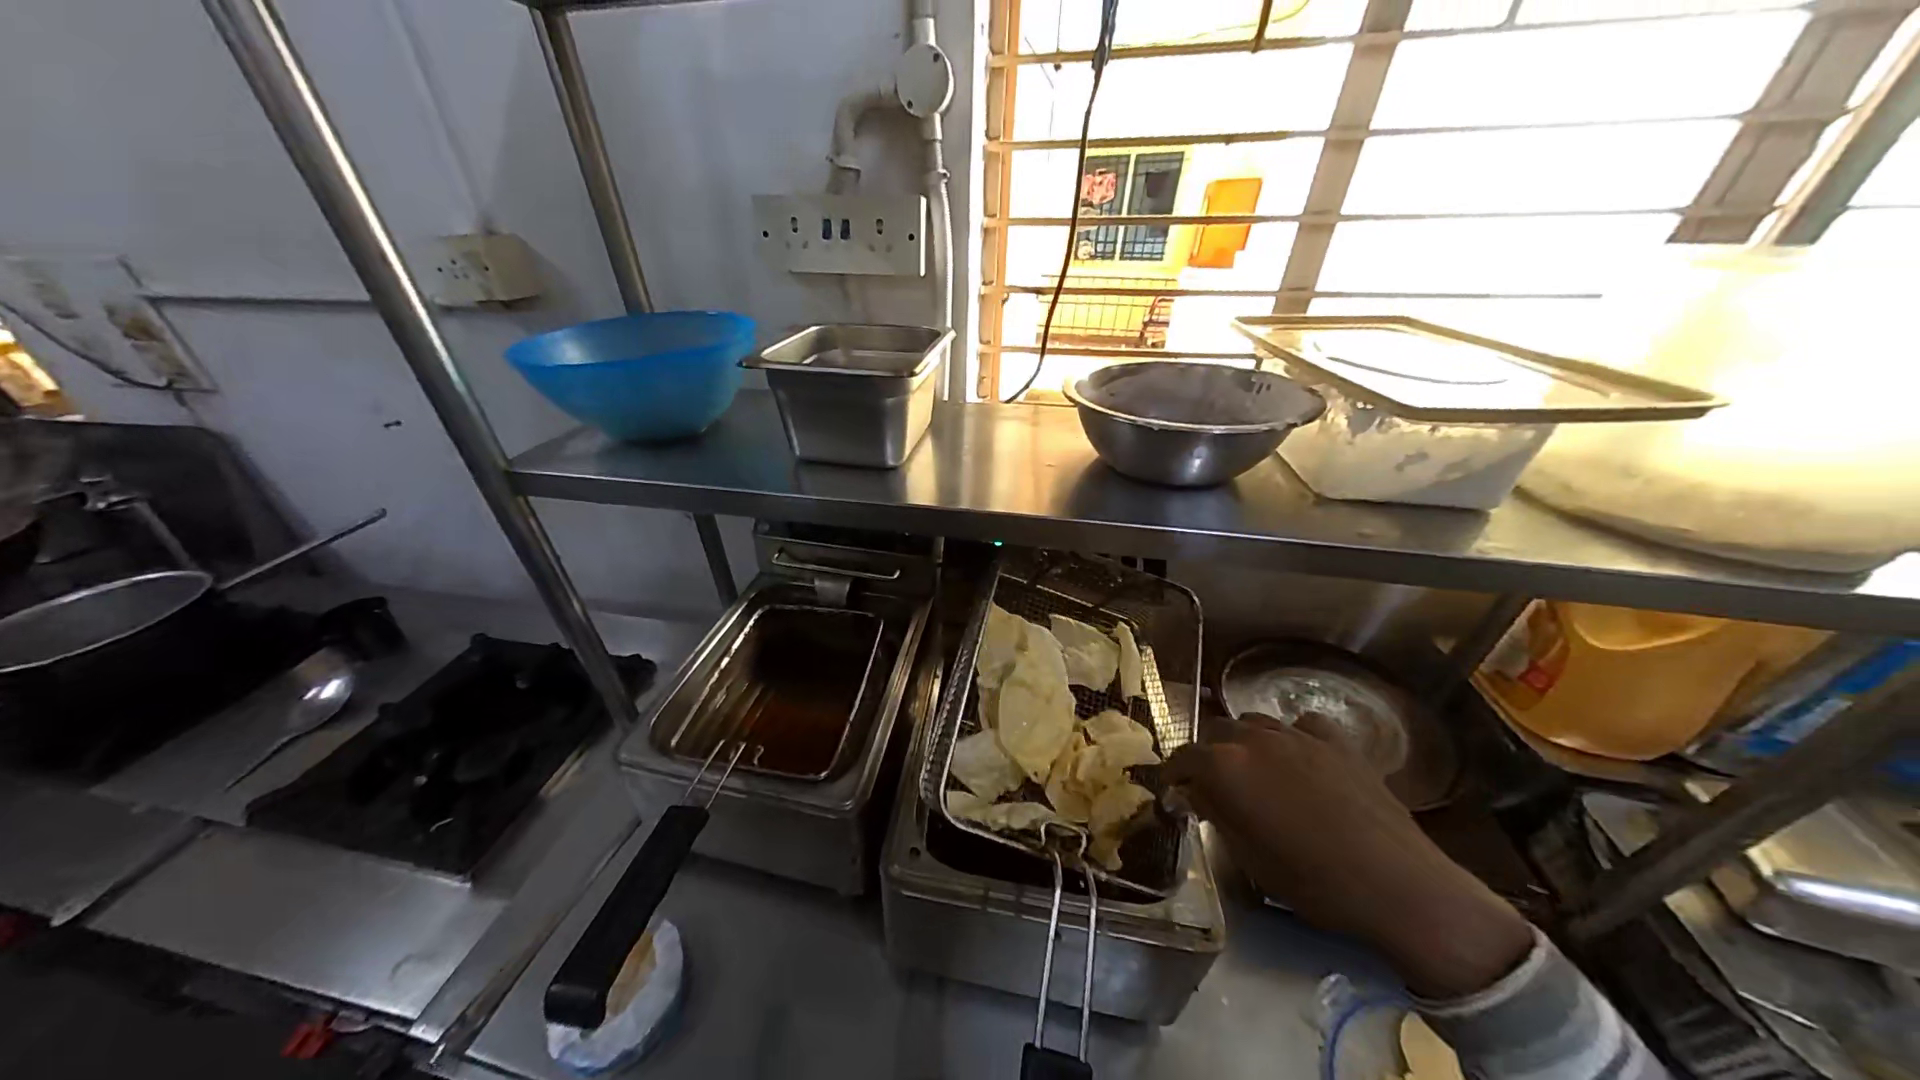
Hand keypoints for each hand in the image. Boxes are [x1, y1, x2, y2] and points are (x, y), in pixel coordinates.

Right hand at [1167, 713, 1532, 998]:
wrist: (1395, 883)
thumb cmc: (1311, 880)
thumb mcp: (1248, 856)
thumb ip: (1215, 813)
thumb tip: (1195, 792)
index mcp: (1225, 767)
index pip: (1183, 758)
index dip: (1174, 774)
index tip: (1174, 790)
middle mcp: (1255, 739)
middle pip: (1217, 732)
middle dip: (1209, 754)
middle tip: (1214, 784)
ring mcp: (1298, 734)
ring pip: (1255, 722)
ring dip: (1246, 742)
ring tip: (1255, 769)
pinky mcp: (1337, 740)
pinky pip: (1301, 725)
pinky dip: (1291, 737)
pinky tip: (1299, 758)